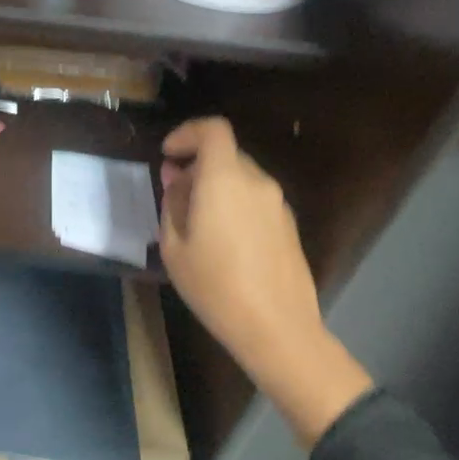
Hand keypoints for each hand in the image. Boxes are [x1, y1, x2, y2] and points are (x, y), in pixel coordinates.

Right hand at [160, 118, 371, 443]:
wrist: (278, 329)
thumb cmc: (215, 286)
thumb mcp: (175, 246)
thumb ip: (173, 204)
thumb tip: (177, 180)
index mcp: (225, 178)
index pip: (212, 130)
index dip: (187, 133)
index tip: (168, 155)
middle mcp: (257, 182)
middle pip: (226, 154)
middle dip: (198, 165)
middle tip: (175, 192)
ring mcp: (278, 205)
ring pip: (242, 178)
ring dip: (217, 187)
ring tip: (197, 221)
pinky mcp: (289, 227)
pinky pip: (256, 201)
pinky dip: (236, 205)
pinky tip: (224, 242)